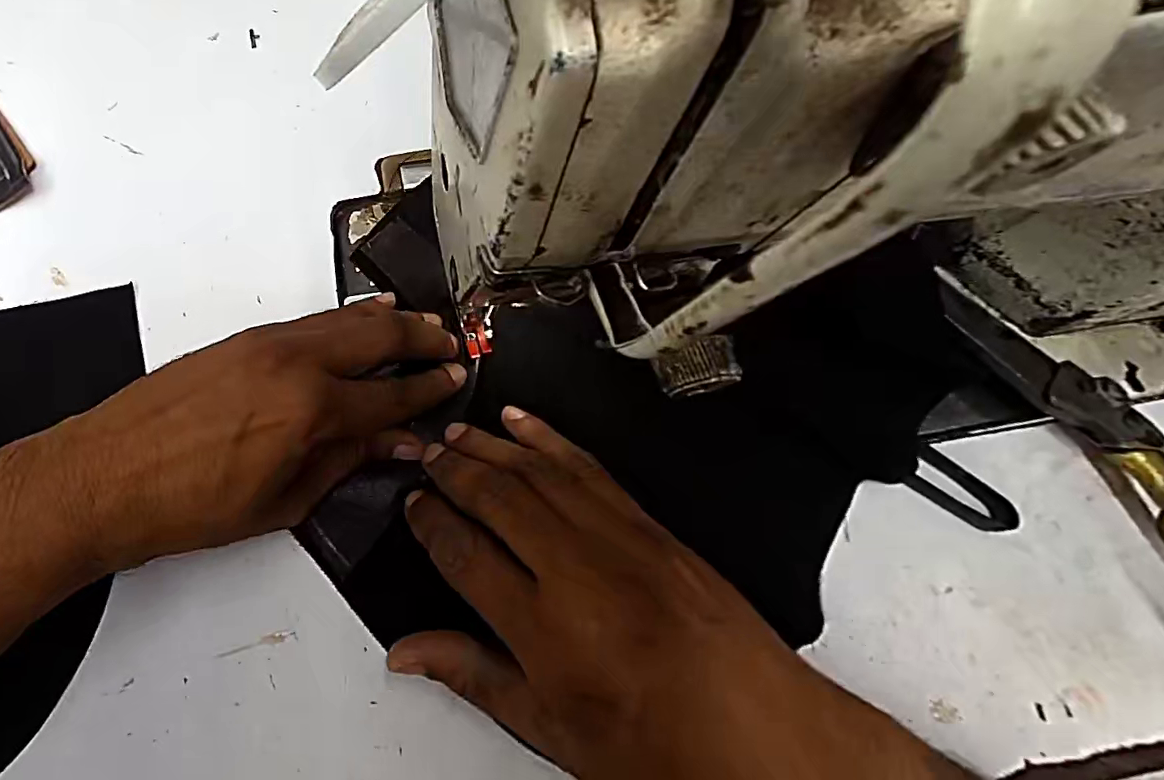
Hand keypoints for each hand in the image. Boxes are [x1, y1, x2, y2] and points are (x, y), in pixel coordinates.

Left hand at [46, 295, 463, 571]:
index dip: (429, 390)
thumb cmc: (183, 503)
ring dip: (389, 320)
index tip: (452, 380)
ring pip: (348, 319)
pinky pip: (313, 319)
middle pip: (379, 339)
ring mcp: (268, 342)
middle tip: (450, 341)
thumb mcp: (281, 502)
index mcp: (309, 412)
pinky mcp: (246, 336)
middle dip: (422, 338)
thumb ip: (344, 462)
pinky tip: (363, 316)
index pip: (390, 397)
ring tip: (419, 320)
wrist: (103, 475)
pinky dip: (347, 317)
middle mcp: (294, 364)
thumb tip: (390, 443)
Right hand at [387, 408, 968, 779]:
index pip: (464, 554)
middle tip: (426, 453)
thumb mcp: (551, 727)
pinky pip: (586, 466)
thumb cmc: (655, 742)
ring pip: (536, 472)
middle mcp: (574, 570)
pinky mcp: (645, 521)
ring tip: (458, 431)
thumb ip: (473, 675)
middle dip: (453, 470)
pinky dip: (548, 437)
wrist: (756, 729)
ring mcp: (614, 537)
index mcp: (544, 628)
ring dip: (491, 446)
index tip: (414, 503)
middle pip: (496, 499)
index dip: (431, 522)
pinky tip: (521, 421)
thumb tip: (407, 651)